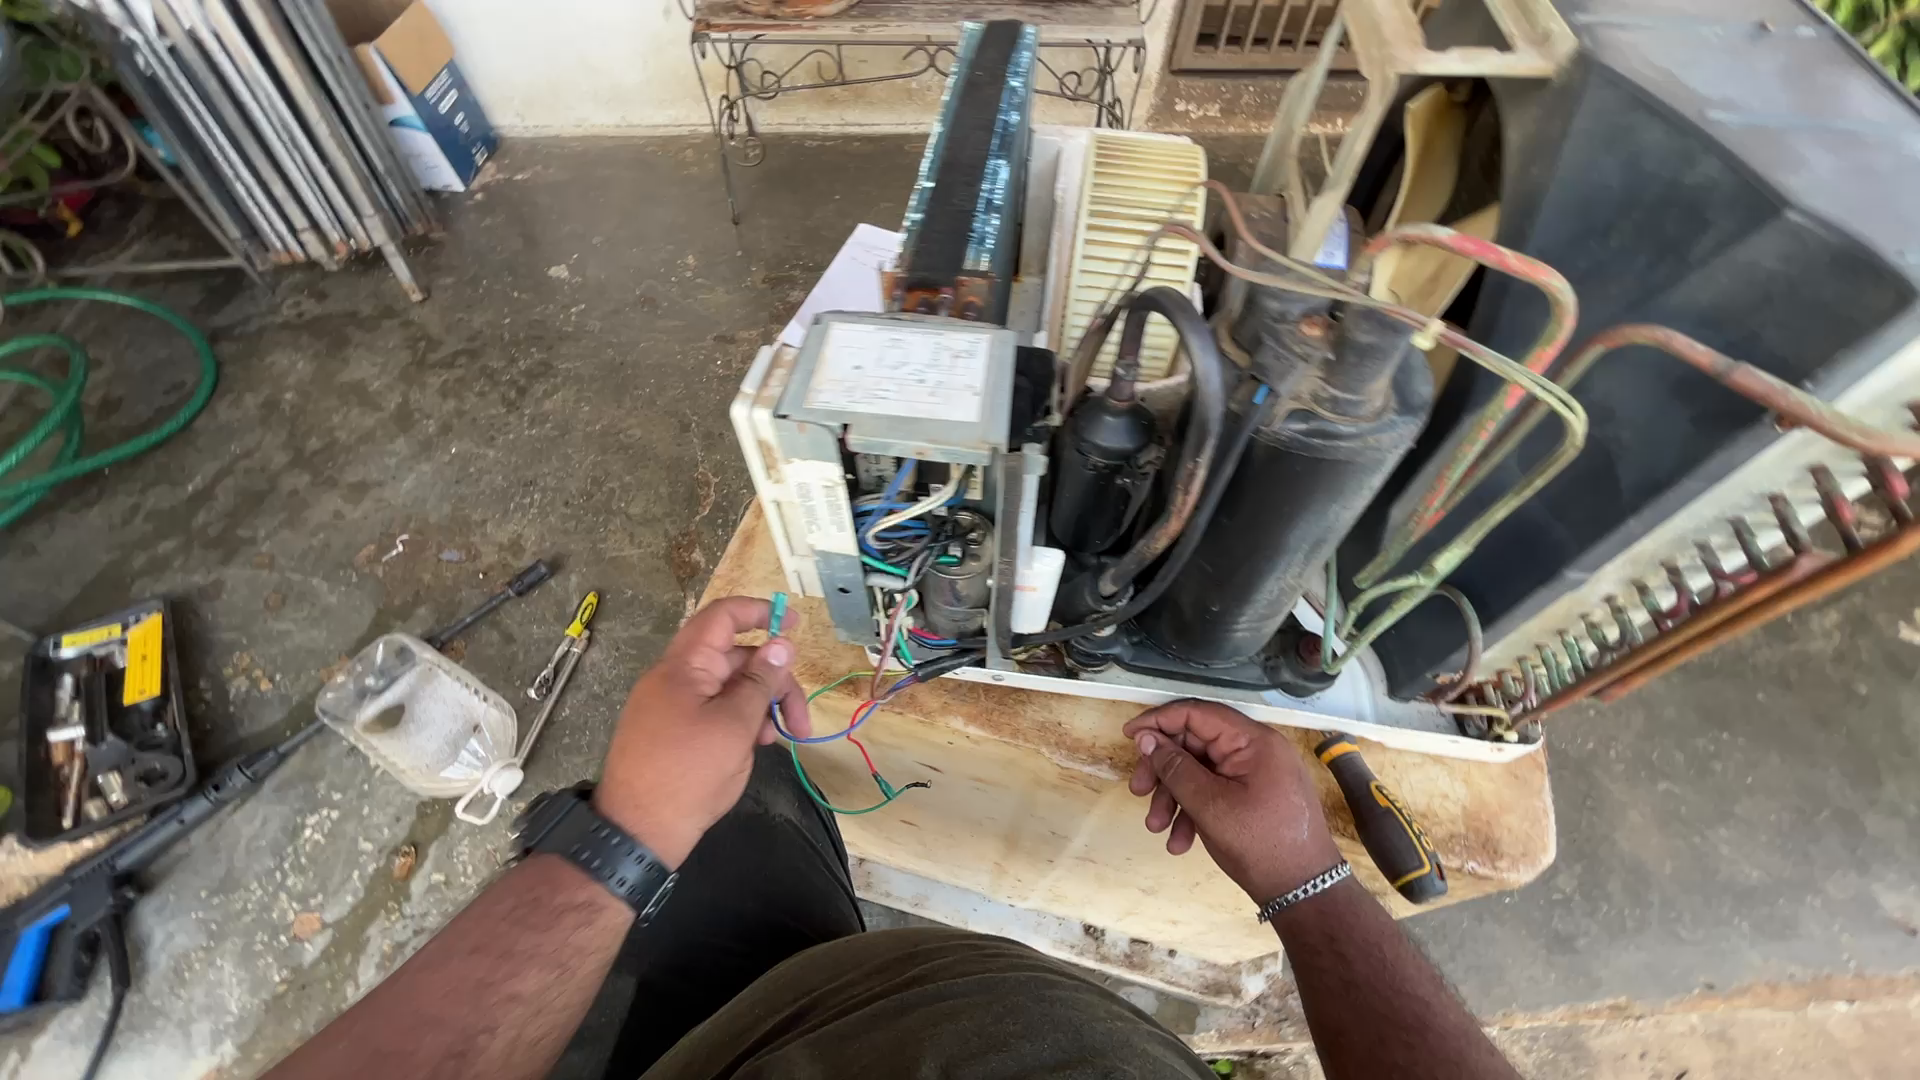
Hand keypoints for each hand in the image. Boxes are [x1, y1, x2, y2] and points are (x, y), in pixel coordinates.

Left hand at [593, 596, 809, 868]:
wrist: (636, 834)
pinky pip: (716, 710)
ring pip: (731, 687)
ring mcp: (674, 704)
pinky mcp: (676, 730)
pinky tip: (757, 745)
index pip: (723, 616)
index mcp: (685, 666)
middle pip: (737, 658)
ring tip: (781, 738)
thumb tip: (781, 644)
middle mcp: (677, 677)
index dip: (761, 612)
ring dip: (762, 704)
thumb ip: (760, 681)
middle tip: (800, 719)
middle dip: (775, 681)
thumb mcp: (735, 725)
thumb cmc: (688, 774)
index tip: (796, 625)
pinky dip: (742, 720)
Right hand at [1124, 701, 1341, 902]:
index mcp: (1253, 741)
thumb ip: (1175, 767)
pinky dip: (1192, 811)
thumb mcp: (1210, 805)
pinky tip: (1180, 841)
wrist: (1305, 895)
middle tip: (1139, 791)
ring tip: (1157, 827)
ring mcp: (1255, 774)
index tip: (1130, 735)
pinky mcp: (1252, 796)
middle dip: (1163, 770)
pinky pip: (1213, 791)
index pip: (1197, 713)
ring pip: (1199, 771)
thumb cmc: (1260, 844)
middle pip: (1194, 744)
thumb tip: (1146, 738)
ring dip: (1173, 797)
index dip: (1158, 721)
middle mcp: (1255, 750)